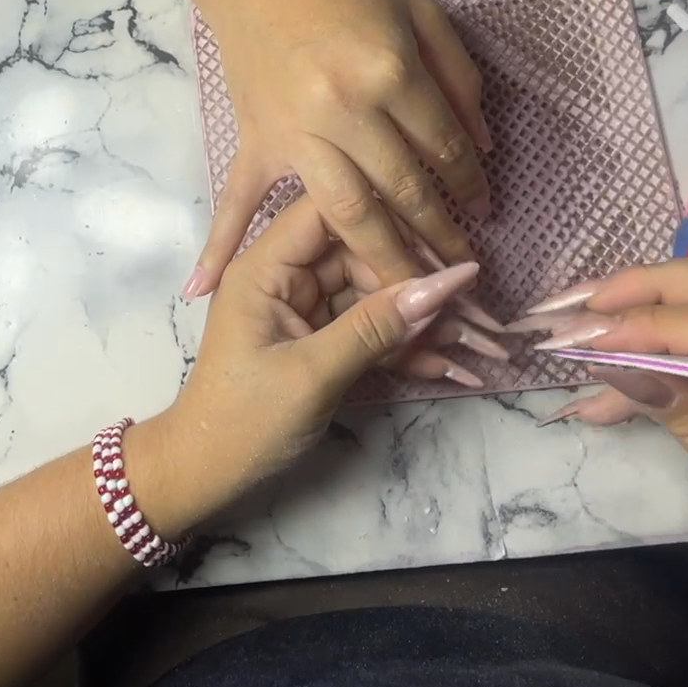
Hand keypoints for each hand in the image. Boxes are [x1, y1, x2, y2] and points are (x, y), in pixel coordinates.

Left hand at [141, 200, 482, 529]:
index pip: (328, 214)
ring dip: (420, 320)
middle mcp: (284, 274)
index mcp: (264, 266)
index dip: (385, 224)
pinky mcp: (318, 334)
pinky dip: (403, 345)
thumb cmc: (245, 420)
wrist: (209, 472)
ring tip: (478, 341)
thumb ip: (377, 326)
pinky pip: (368, 325)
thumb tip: (447, 283)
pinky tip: (449, 363)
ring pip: (372, 293)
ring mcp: (303, 305)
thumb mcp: (313, 372)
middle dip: (416, 284)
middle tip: (476, 313)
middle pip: (359, 254)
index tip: (443, 249)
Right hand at [190, 0, 491, 310]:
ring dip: (380, 258)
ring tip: (408, 294)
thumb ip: (460, 77)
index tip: (485, 213)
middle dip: (438, 236)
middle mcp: (343, 112)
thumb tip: (481, 148)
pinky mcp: (256, 145)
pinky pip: (237, 200)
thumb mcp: (421, 16)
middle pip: (401, 191)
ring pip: (344, 212)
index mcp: (390, 74)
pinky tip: (200, 287)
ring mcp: (293, 135)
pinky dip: (219, 244)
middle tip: (462, 272)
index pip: (444, 147)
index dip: (472, 185)